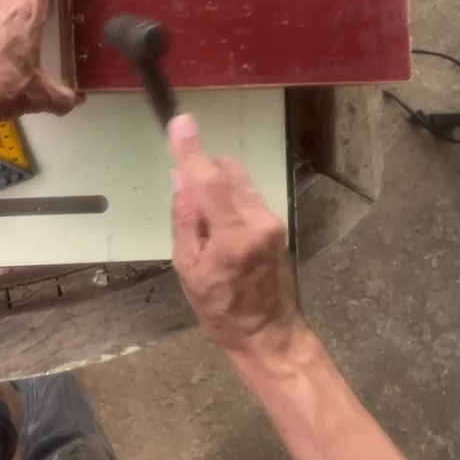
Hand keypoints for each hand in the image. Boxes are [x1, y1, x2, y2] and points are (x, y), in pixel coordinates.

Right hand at [168, 113, 311, 364]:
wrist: (269, 336)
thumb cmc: (220, 310)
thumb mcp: (187, 268)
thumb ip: (185, 219)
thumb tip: (181, 178)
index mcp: (233, 236)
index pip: (209, 180)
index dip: (192, 150)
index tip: (180, 123)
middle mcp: (259, 221)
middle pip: (228, 170)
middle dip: (204, 171)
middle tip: (187, 201)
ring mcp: (273, 222)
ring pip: (239, 181)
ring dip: (217, 187)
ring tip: (206, 226)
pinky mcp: (278, 225)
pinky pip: (247, 196)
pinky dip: (229, 201)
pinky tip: (222, 232)